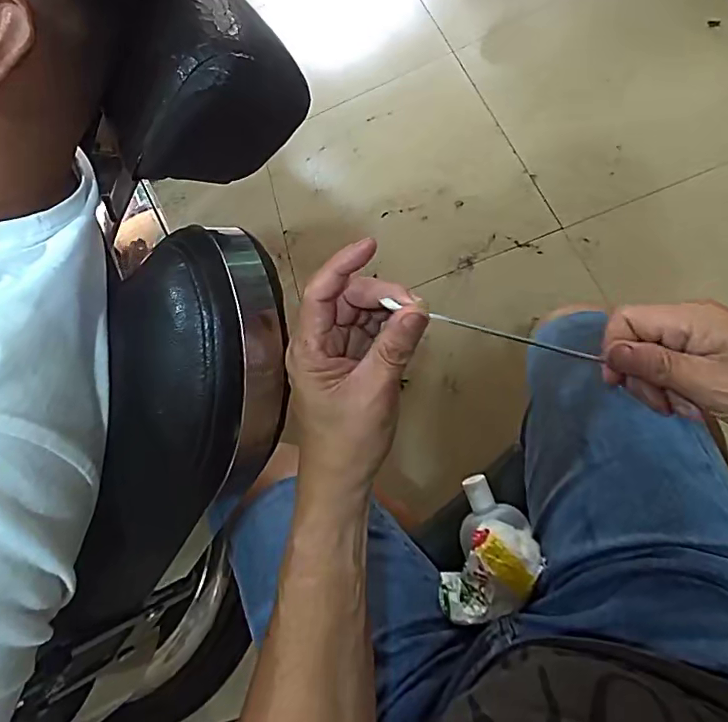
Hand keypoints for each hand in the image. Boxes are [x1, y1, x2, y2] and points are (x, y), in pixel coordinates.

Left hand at [286, 239, 428, 494]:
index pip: (321, 292)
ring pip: (361, 312)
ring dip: (388, 309)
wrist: (342, 481)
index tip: (370, 246)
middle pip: (347, 298)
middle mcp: (318, 343)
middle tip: (413, 305)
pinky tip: (407, 330)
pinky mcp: (351, 361)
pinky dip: (390, 326)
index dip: (343, 264)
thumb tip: (417, 308)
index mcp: (309, 347)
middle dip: (380, 294)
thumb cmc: (347, 442)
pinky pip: (371, 331)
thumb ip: (396, 345)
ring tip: (414, 318)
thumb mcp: (376, 389)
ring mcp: (335, 352)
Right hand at [600, 301, 727, 447]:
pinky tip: (697, 405)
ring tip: (689, 407)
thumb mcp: (708, 384)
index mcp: (691, 317)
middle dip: (641, 374)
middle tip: (665, 404)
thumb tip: (612, 350)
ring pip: (655, 354)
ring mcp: (705, 335)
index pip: (626, 319)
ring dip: (661, 385)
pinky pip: (676, 364)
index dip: (614, 351)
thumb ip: (656, 365)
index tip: (621, 386)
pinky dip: (678, 387)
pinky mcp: (714, 352)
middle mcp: (694, 319)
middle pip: (638, 337)